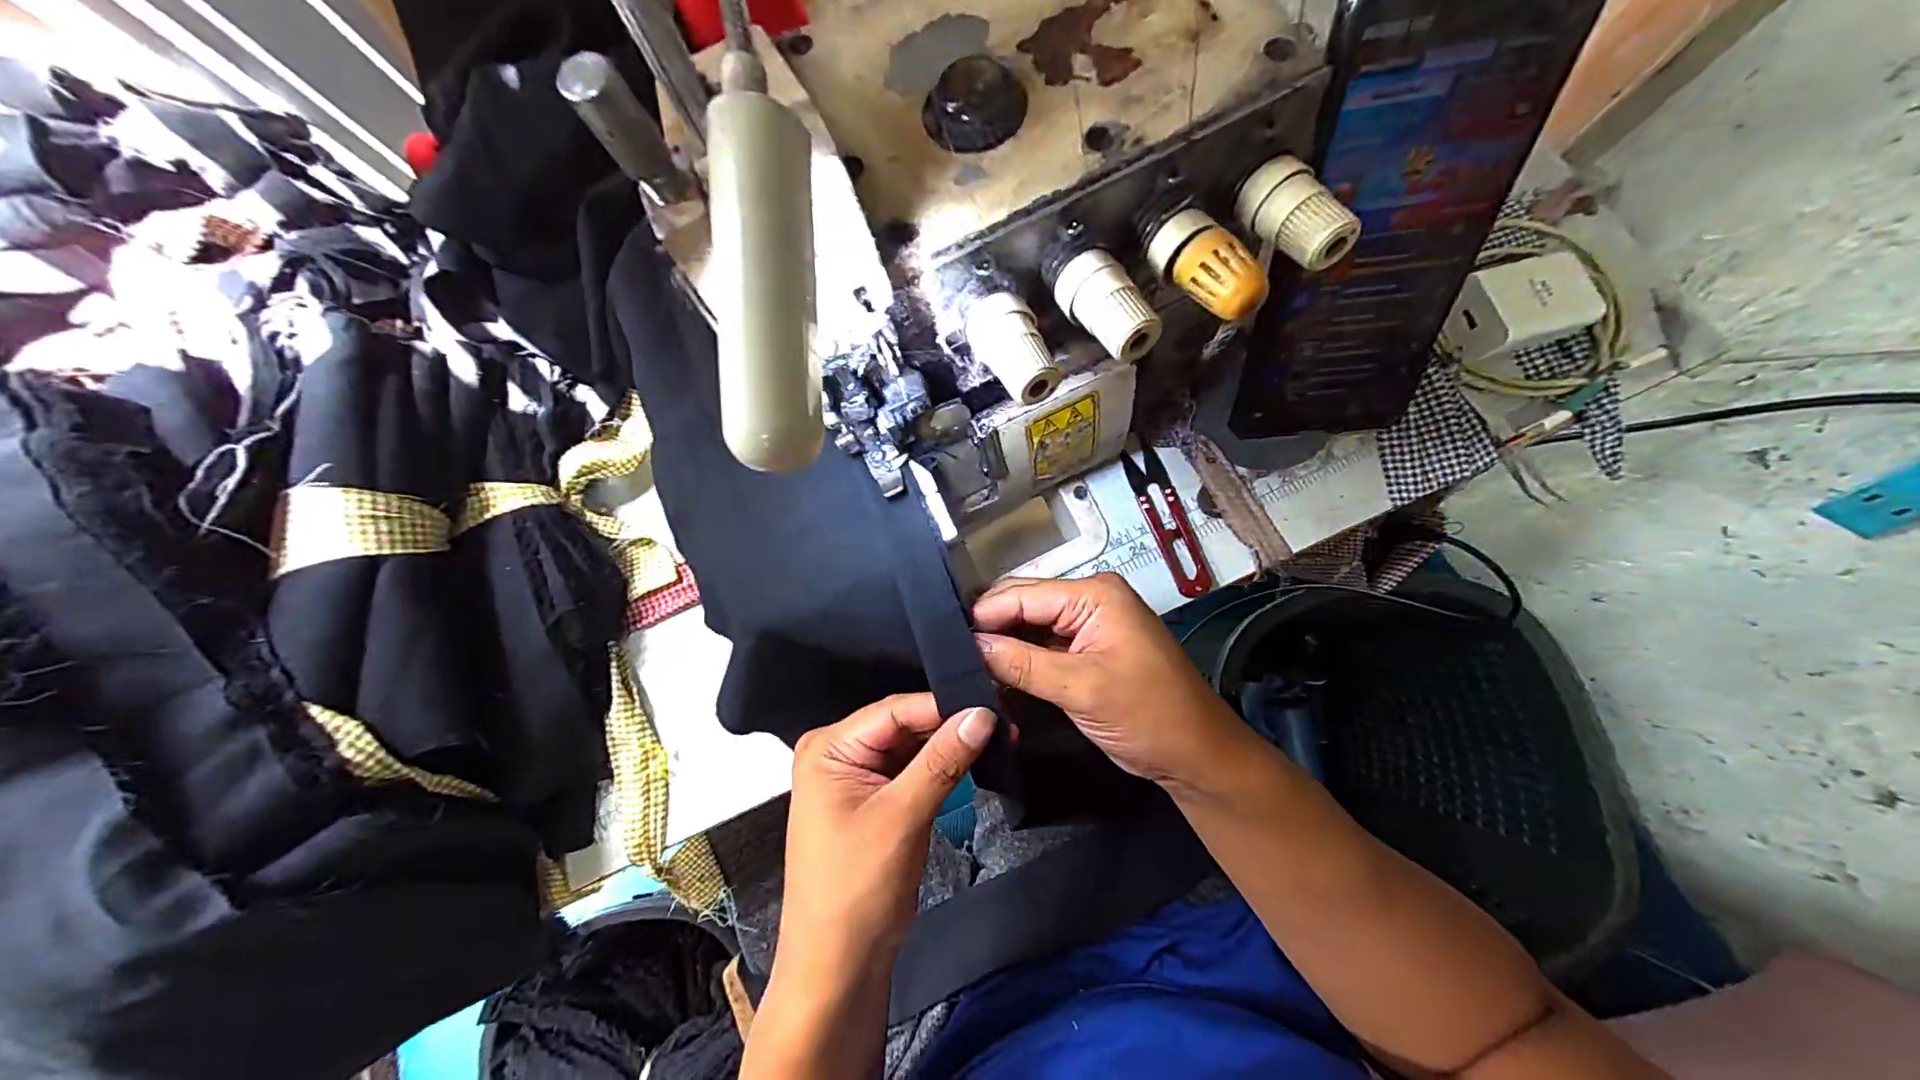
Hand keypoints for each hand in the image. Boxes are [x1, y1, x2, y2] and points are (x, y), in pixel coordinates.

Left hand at [751, 696, 994, 1079]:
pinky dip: (941, 767)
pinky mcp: (875, 799)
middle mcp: (838, 753)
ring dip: (950, 745)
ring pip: (912, 746)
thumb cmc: (855, 890)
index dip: (944, 706)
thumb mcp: (902, 817)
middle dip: (950, 724)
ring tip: (997, 737)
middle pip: (903, 724)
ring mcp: (856, 777)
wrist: (839, 965)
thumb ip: (942, 760)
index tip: (992, 704)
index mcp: (828, 748)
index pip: (894, 710)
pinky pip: (912, 769)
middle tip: (1002, 720)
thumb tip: (981, 715)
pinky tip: (974, 759)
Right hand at [971, 573, 1251, 789]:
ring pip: (1029, 627)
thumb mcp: (1081, 689)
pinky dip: (1020, 661)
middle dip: (990, 629)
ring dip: (1002, 647)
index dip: (983, 617)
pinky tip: (994, 676)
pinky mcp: (1087, 649)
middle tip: (951, 656)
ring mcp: (1089, 624)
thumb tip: (971, 646)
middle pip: (1023, 605)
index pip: (1022, 595)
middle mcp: (1089, 599)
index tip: (945, 641)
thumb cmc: (1148, 716)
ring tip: (965, 667)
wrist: (1197, 755)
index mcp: (1094, 594)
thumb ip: (1022, 664)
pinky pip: (1043, 646)